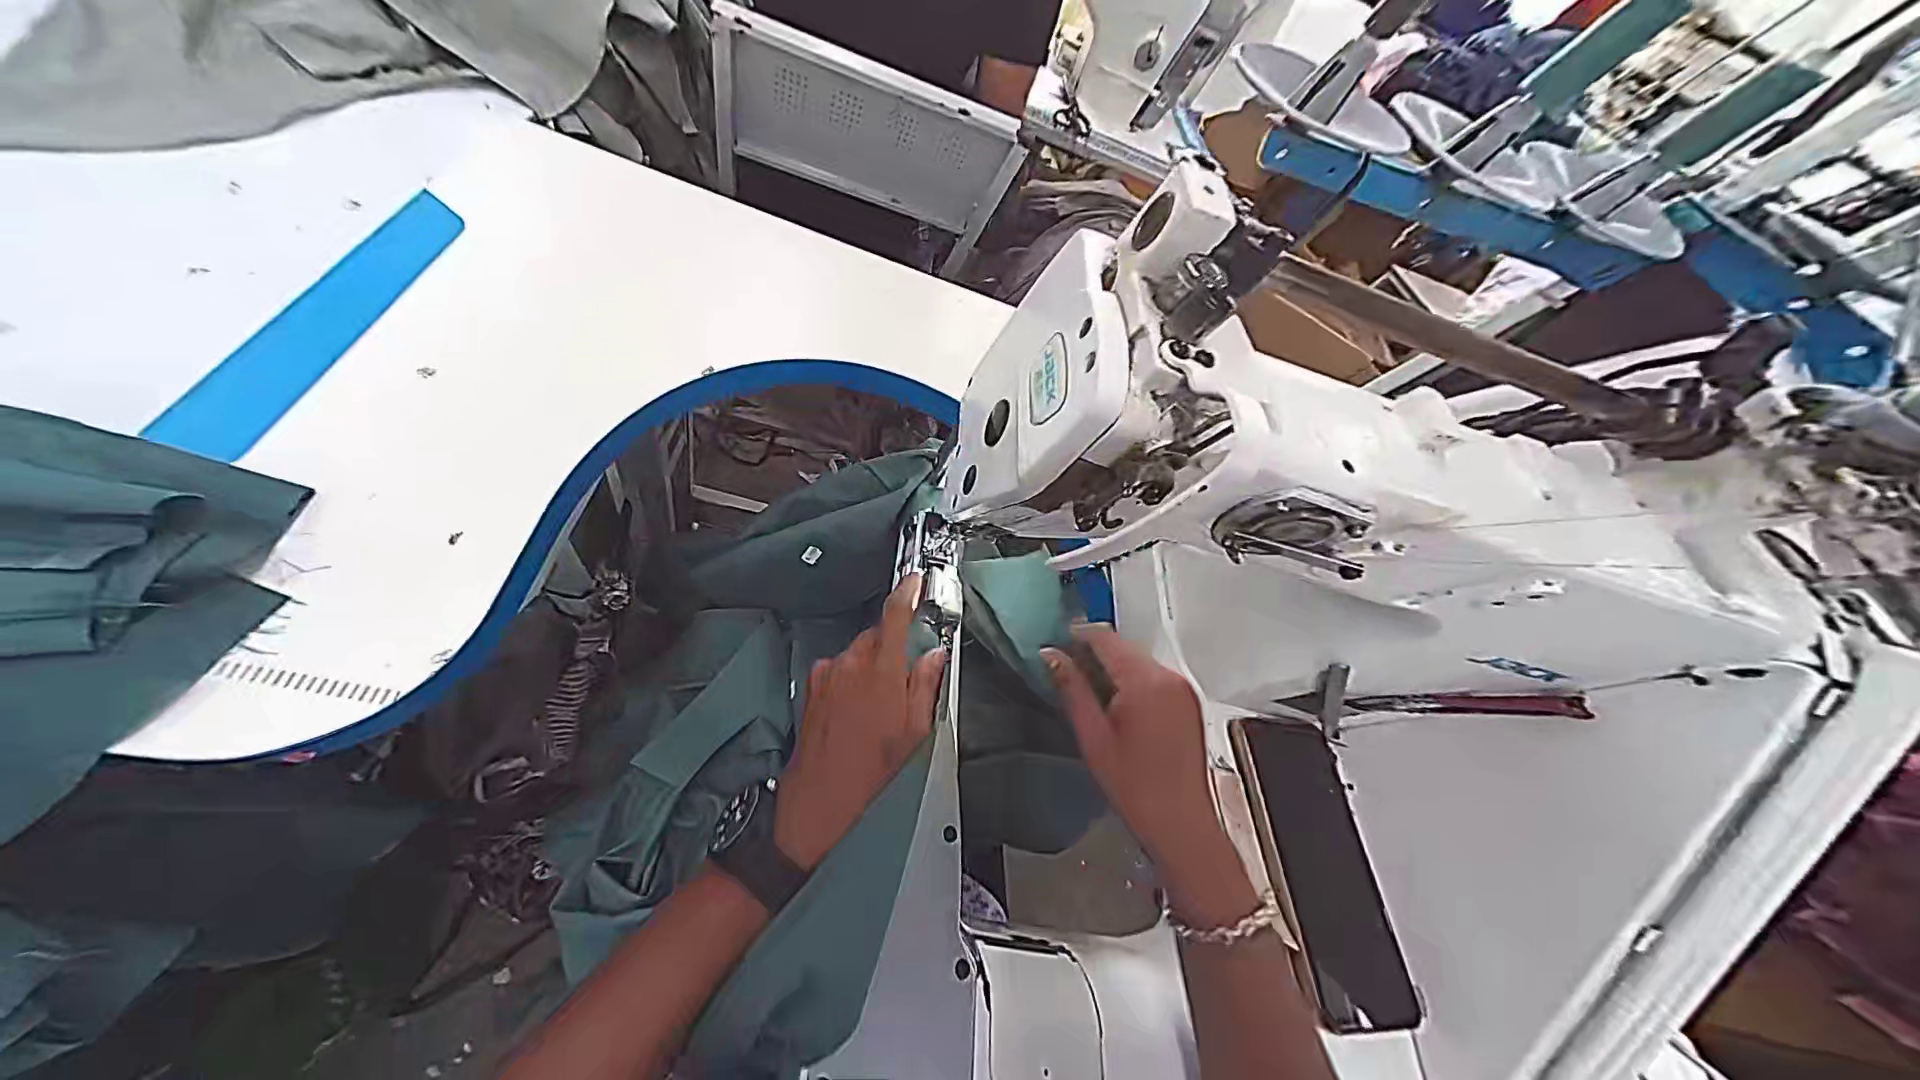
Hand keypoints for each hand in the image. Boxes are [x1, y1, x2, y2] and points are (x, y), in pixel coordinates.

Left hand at [775, 573, 947, 870]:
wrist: (817, 807)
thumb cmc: (869, 776)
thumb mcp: (914, 734)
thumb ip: (926, 686)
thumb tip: (934, 657)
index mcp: (880, 672)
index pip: (895, 615)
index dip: (908, 592)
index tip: (916, 581)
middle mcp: (849, 666)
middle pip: (877, 635)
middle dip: (894, 646)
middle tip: (907, 678)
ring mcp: (826, 676)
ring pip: (858, 653)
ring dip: (873, 666)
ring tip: (880, 707)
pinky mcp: (812, 689)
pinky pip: (839, 669)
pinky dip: (853, 679)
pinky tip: (858, 712)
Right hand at [1044, 627, 1256, 927]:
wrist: (1181, 824)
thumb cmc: (1137, 789)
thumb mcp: (1092, 735)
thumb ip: (1071, 688)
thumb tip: (1051, 656)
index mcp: (1146, 682)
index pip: (1106, 638)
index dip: (1077, 635)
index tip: (1057, 641)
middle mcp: (1170, 678)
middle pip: (1124, 647)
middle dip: (1094, 653)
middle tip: (1065, 668)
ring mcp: (1183, 690)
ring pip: (1138, 661)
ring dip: (1113, 667)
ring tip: (1087, 691)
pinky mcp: (1189, 702)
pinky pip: (1154, 677)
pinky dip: (1132, 681)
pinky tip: (1116, 706)